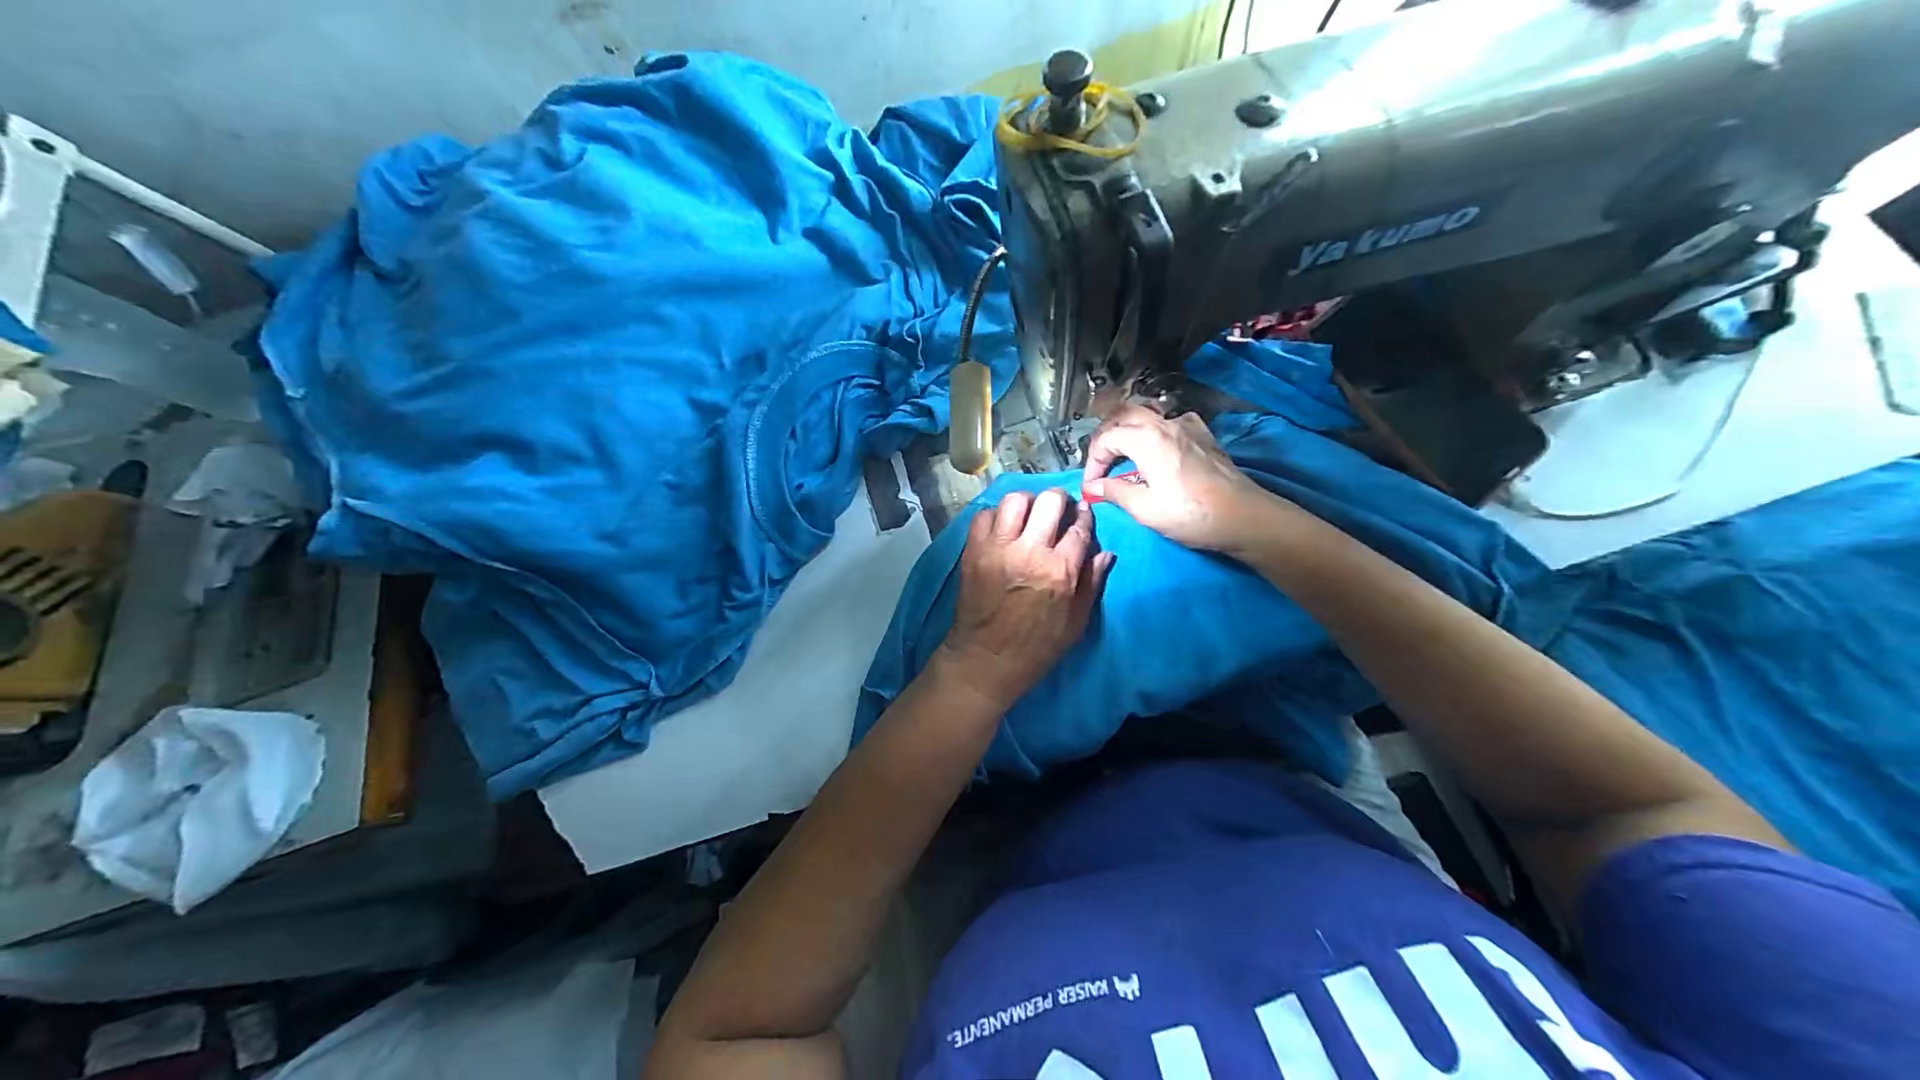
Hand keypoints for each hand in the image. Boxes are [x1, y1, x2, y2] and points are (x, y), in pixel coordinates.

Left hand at [936, 488, 1114, 710]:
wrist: (985, 660)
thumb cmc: (1036, 648)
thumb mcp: (1075, 624)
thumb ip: (1091, 584)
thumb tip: (1105, 553)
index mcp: (1060, 571)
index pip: (1079, 528)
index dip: (1085, 517)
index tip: (1084, 514)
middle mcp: (1029, 551)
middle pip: (1049, 502)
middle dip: (1059, 500)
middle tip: (1059, 509)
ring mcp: (997, 548)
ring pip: (1015, 500)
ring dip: (1028, 502)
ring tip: (1031, 513)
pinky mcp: (973, 550)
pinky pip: (984, 515)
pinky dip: (996, 516)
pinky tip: (1004, 528)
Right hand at [1081, 404, 1291, 554]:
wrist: (1244, 516)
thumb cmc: (1192, 514)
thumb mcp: (1145, 508)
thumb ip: (1115, 491)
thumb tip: (1094, 486)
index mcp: (1147, 438)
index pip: (1105, 438)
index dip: (1092, 462)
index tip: (1092, 485)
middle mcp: (1165, 423)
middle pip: (1124, 415)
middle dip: (1106, 437)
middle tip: (1100, 463)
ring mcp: (1187, 425)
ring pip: (1147, 414)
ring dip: (1128, 430)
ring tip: (1121, 453)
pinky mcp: (1203, 435)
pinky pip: (1169, 422)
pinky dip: (1152, 431)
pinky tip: (1155, 451)